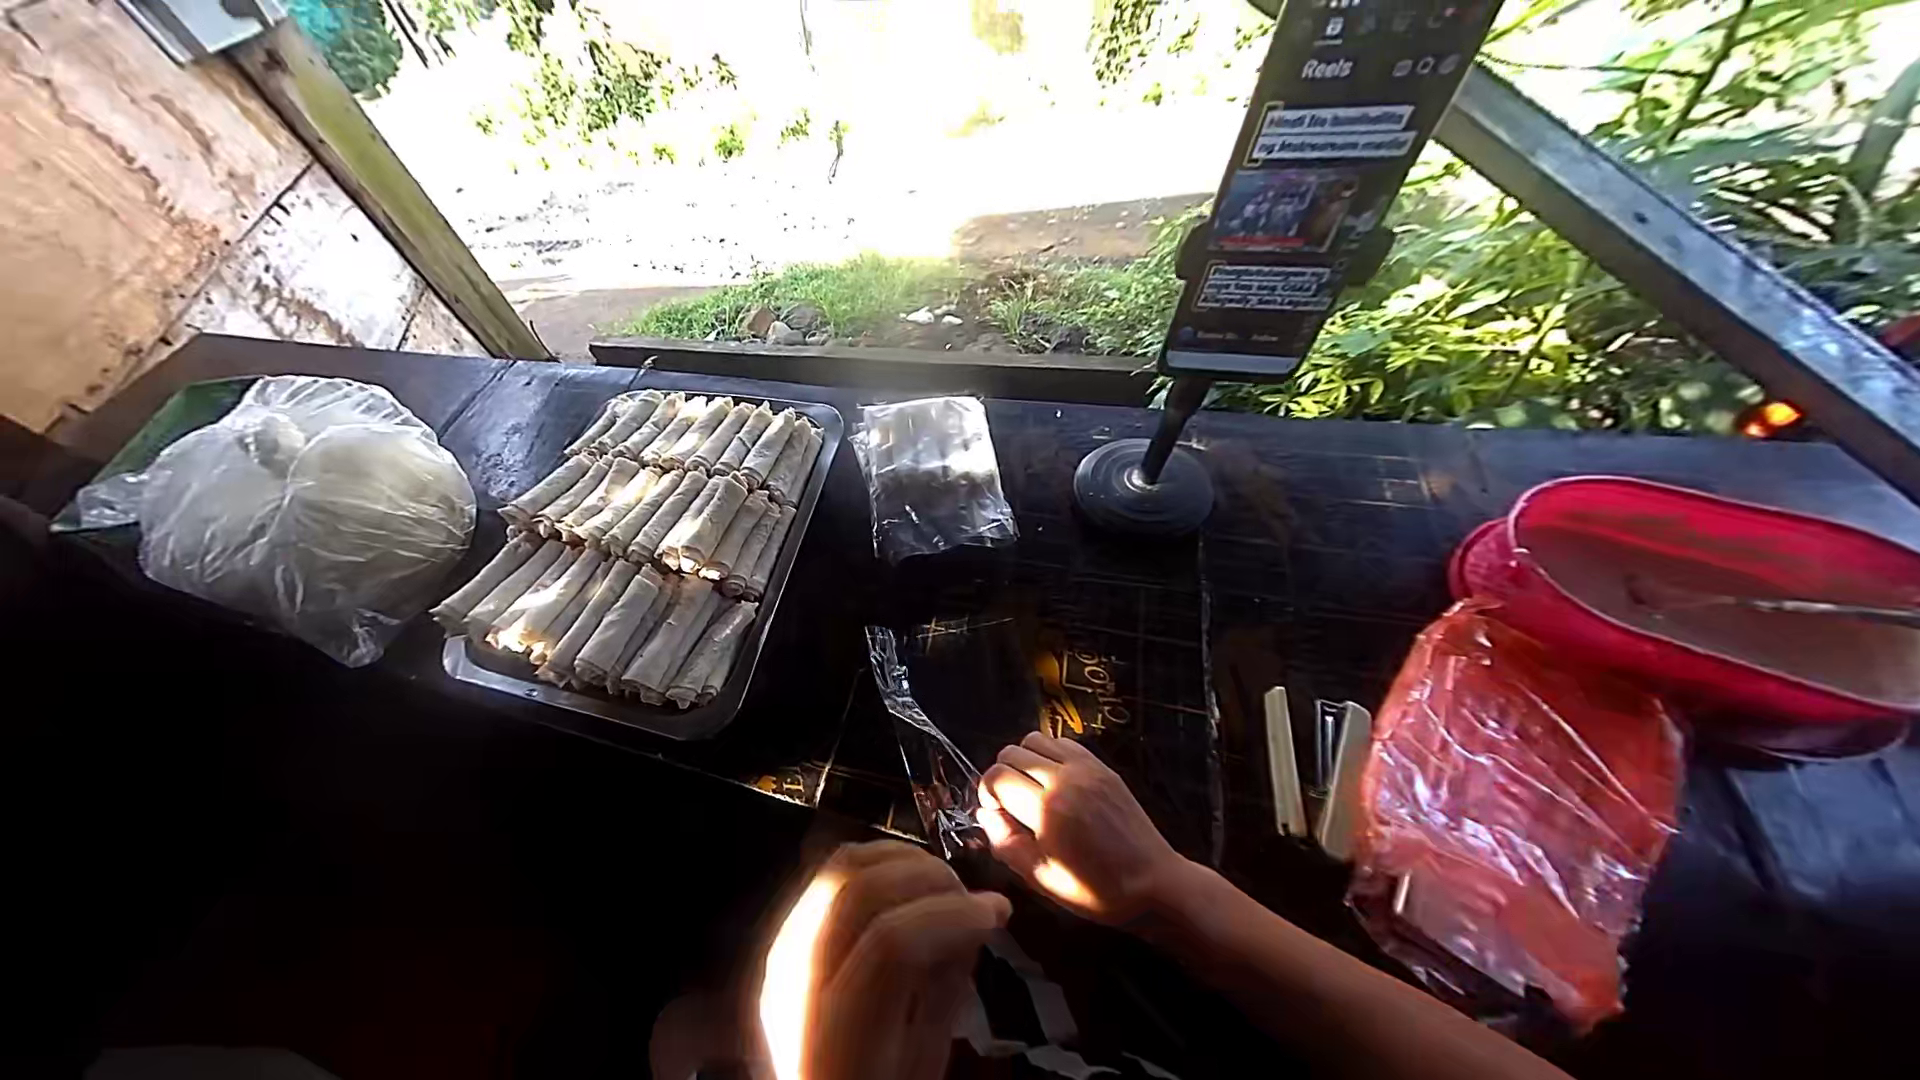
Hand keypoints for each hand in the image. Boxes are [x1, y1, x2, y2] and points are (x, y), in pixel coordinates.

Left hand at [759, 840, 1008, 1079]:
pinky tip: (908, 876)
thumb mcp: (922, 1063)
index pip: (891, 944)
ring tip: (943, 882)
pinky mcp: (787, 931)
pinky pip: (832, 873)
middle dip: (928, 876)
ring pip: (842, 868)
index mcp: (833, 1041)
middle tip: (971, 895)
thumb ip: (946, 989)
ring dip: (902, 859)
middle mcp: (795, 986)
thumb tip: (980, 916)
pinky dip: (876, 860)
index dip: (950, 915)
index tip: (996, 910)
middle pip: (861, 891)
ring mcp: (784, 951)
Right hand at [978, 732, 1188, 926]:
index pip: (997, 776)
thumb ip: (1006, 843)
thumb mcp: (1042, 879)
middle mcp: (1064, 778)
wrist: (1155, 883)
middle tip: (1010, 802)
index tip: (994, 812)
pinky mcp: (1102, 766)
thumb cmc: (1097, 891)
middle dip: (1001, 774)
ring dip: (1023, 759)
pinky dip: (1049, 753)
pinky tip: (1055, 780)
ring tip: (1031, 787)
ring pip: (1035, 739)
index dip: (986, 792)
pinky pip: (1063, 742)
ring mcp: (1086, 767)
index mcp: (1046, 809)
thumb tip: (985, 814)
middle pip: (1011, 752)